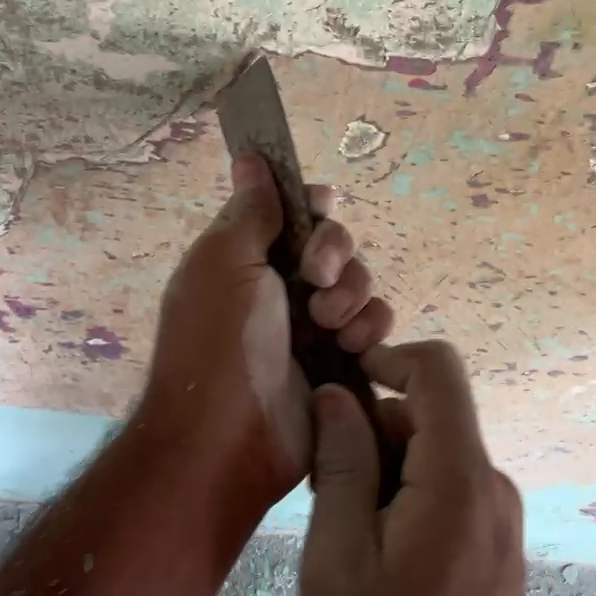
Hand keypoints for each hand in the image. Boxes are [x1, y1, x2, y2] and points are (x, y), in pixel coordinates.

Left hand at [139, 154, 394, 502]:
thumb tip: (251, 156)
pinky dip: (370, 328)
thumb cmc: (219, 340)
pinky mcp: (342, 363)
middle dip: (334, 254)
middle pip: (335, 244)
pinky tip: (351, 348)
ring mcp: (311, 327)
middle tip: (315, 280)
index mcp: (245, 257)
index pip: (292, 212)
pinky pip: (376, 326)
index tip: (320, 205)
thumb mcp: (225, 261)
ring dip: (352, 296)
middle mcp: (279, 287)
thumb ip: (250, 209)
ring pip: (360, 284)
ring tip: (326, 325)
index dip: (311, 204)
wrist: (227, 440)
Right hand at [300, 341, 530, 595]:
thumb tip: (336, 393)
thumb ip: (341, 465)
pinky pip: (446, 483)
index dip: (389, 356)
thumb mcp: (338, 558)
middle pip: (429, 413)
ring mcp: (499, 517)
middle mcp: (491, 487)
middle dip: (371, 428)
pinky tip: (375, 543)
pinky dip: (405, 490)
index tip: (341, 378)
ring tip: (345, 523)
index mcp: (458, 482)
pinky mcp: (495, 541)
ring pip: (432, 450)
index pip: (439, 371)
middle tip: (324, 482)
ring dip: (384, 464)